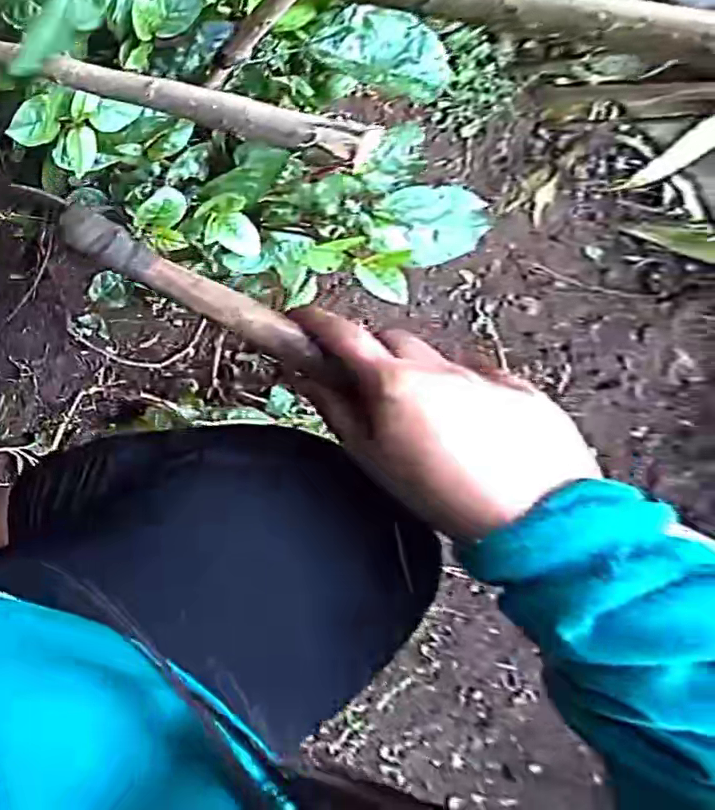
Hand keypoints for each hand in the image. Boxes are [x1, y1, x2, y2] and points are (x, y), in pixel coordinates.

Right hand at [290, 307, 601, 542]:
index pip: (342, 333)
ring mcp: (486, 379)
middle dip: (371, 350)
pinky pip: (484, 374)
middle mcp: (438, 370)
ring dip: (417, 369)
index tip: (301, 318)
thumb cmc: (440, 491)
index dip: (315, 320)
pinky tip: (465, 414)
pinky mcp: (526, 394)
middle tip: (361, 376)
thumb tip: (308, 380)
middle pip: (391, 338)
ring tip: (420, 406)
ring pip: (436, 356)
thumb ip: (334, 407)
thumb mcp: (368, 453)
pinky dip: (464, 384)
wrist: (541, 523)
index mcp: (392, 382)